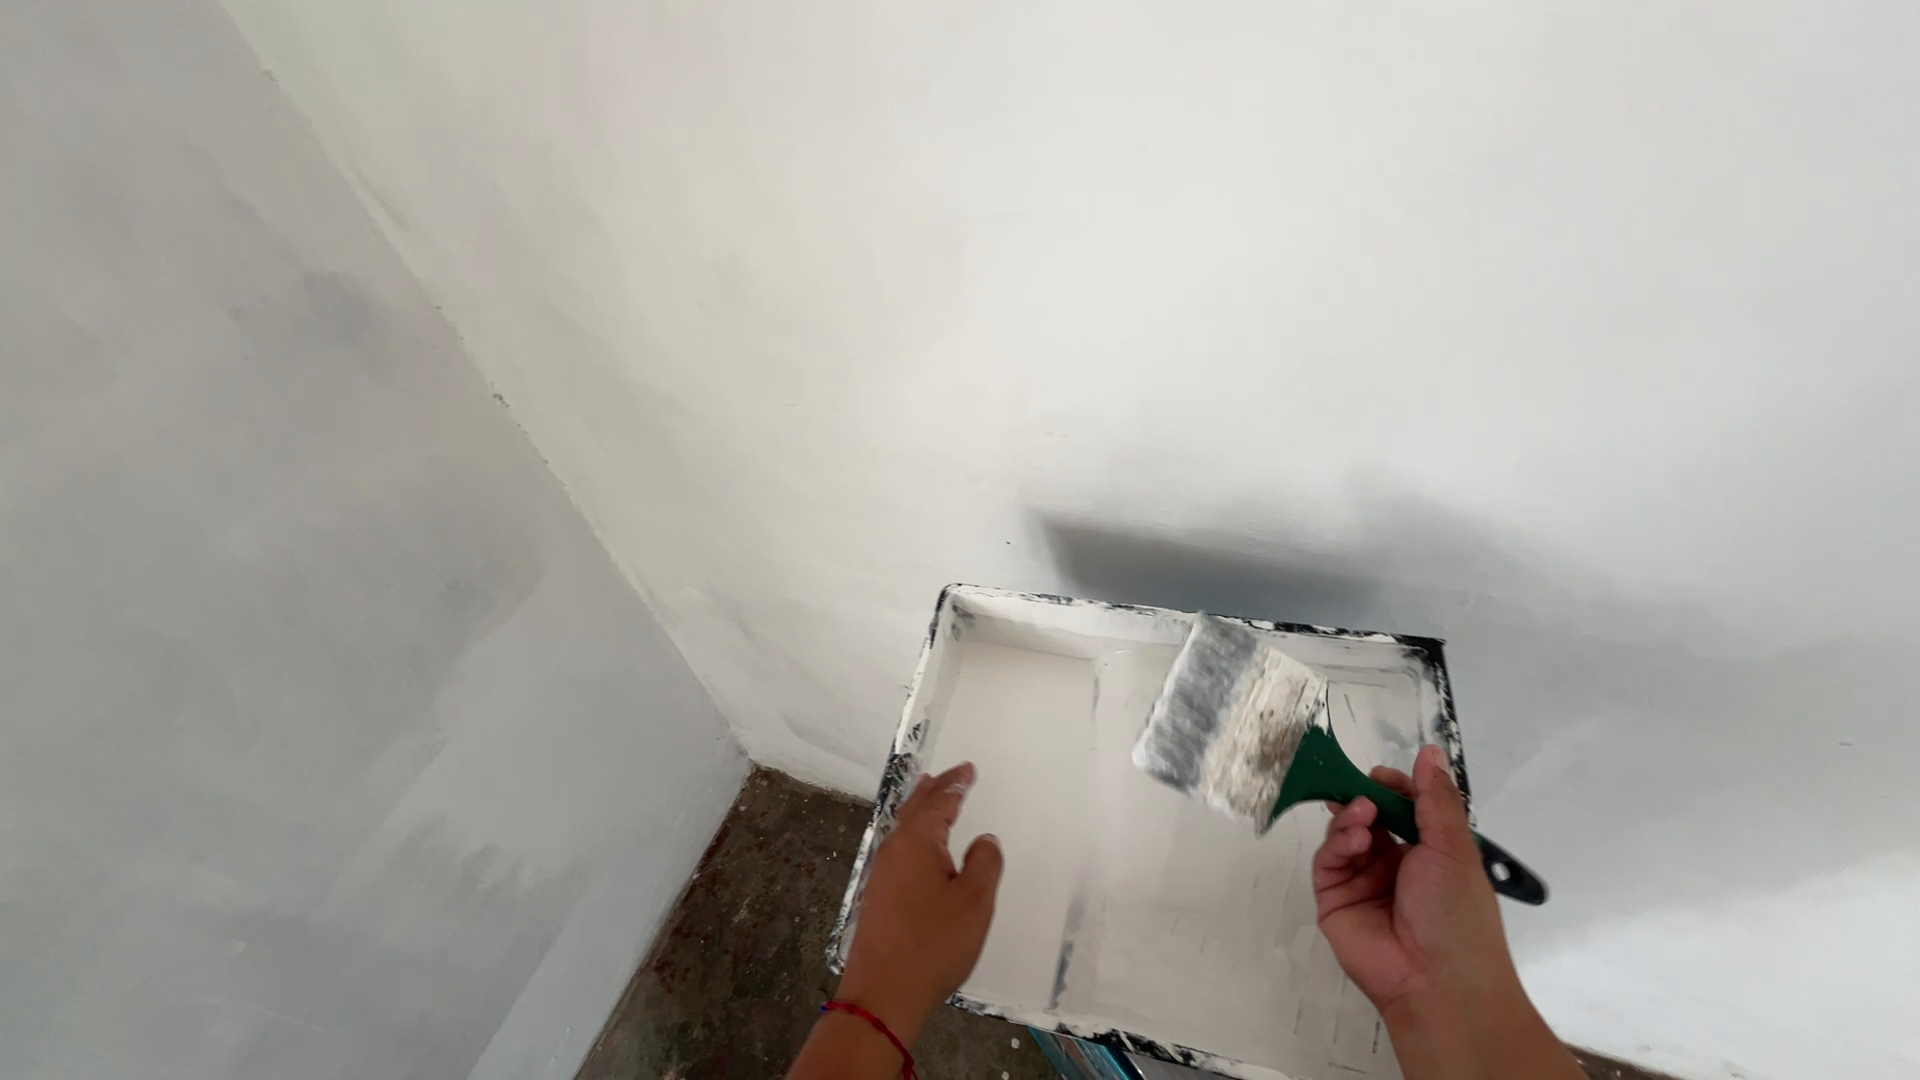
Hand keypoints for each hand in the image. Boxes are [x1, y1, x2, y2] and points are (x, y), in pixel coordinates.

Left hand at [836, 762, 1003, 1043]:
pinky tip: (917, 843)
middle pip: (916, 806)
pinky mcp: (877, 894)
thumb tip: (984, 839)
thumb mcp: (974, 903)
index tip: (968, 769)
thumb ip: (984, 863)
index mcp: (918, 841)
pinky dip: (913, 830)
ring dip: (920, 806)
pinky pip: (899, 845)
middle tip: (952, 773)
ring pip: (904, 825)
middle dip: (935, 788)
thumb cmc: (932, 944)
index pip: (940, 801)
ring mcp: (882, 872)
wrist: (881, 994)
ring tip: (930, 793)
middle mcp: (895, 848)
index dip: (956, 784)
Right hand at [1313, 745, 1583, 1079]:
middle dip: (1363, 799)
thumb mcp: (1454, 850)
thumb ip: (1434, 799)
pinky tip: (1354, 838)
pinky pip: (1328, 859)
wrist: (1437, 982)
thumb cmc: (1457, 914)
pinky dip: (1337, 843)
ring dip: (1352, 818)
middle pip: (1369, 818)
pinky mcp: (1333, 895)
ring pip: (1345, 833)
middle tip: (1360, 789)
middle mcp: (1393, 865)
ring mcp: (1361, 880)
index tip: (1381, 775)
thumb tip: (1430, 750)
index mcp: (1428, 856)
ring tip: (1363, 816)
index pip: (1403, 810)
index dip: (1392, 789)